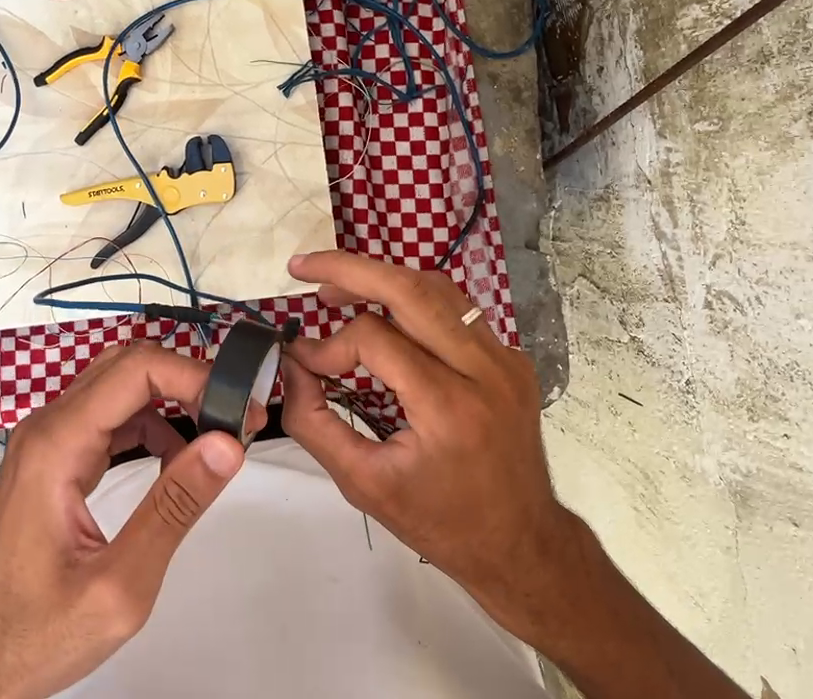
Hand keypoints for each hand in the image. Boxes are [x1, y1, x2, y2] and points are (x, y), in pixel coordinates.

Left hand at [0, 343, 249, 698]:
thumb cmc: (40, 633)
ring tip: (217, 435)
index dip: (194, 375)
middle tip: (236, 416)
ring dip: (171, 398)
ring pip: (118, 387)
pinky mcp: (53, 459)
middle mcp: (47, 427)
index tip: (242, 410)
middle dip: (187, 379)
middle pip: (126, 366)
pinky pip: (108, 418)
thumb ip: (174, 507)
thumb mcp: (121, 584)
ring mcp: (47, 441)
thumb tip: (227, 443)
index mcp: (56, 444)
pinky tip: (175, 459)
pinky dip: (150, 424)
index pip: (135, 370)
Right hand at [279, 250, 574, 639]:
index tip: (303, 364)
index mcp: (450, 407)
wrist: (522, 544)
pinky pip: (455, 310)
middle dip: (349, 268)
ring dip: (381, 278)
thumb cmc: (440, 521)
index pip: (376, 338)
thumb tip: (290, 365)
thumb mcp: (362, 484)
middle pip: (411, 288)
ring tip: (335, 288)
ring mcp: (505, 359)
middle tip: (302, 267)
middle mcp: (485, 370)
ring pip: (436, 288)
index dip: (328, 344)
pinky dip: (411, 301)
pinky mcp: (510, 359)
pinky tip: (381, 311)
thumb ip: (313, 422)